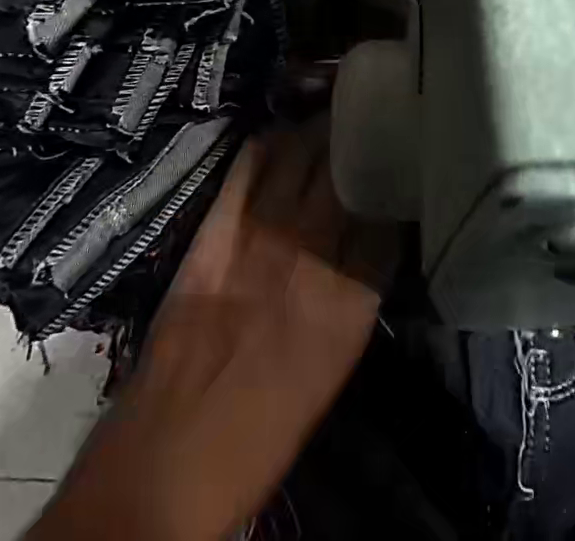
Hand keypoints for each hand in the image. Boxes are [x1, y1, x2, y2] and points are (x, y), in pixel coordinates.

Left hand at [32, 118, 393, 540]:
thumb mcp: (339, 362)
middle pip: (349, 175)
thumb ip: (360, 293)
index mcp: (352, 300)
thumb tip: (375, 240)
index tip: (407, 156)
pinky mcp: (212, 238)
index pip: (389, 217)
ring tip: (337, 113)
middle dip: (366, 141)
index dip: (400, 180)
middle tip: (377, 119)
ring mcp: (258, 241)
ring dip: (321, 131)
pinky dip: (265, 146)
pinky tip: (279, 133)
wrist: (167, 461)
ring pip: (300, 161)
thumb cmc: (266, 428)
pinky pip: (244, 172)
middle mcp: (312, 257)